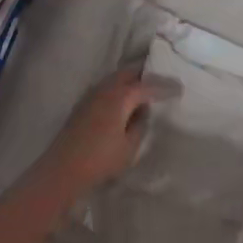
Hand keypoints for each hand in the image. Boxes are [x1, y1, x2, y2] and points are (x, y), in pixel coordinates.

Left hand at [31, 67, 169, 198]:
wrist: (63, 169)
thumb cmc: (100, 160)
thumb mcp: (129, 148)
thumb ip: (140, 126)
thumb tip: (143, 112)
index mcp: (119, 97)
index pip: (147, 86)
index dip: (164, 86)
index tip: (179, 88)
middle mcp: (105, 89)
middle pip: (129, 73)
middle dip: (146, 74)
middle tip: (161, 81)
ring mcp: (91, 94)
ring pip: (115, 78)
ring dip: (131, 80)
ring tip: (145, 90)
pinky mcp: (83, 104)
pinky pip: (106, 87)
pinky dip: (119, 88)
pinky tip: (124, 101)